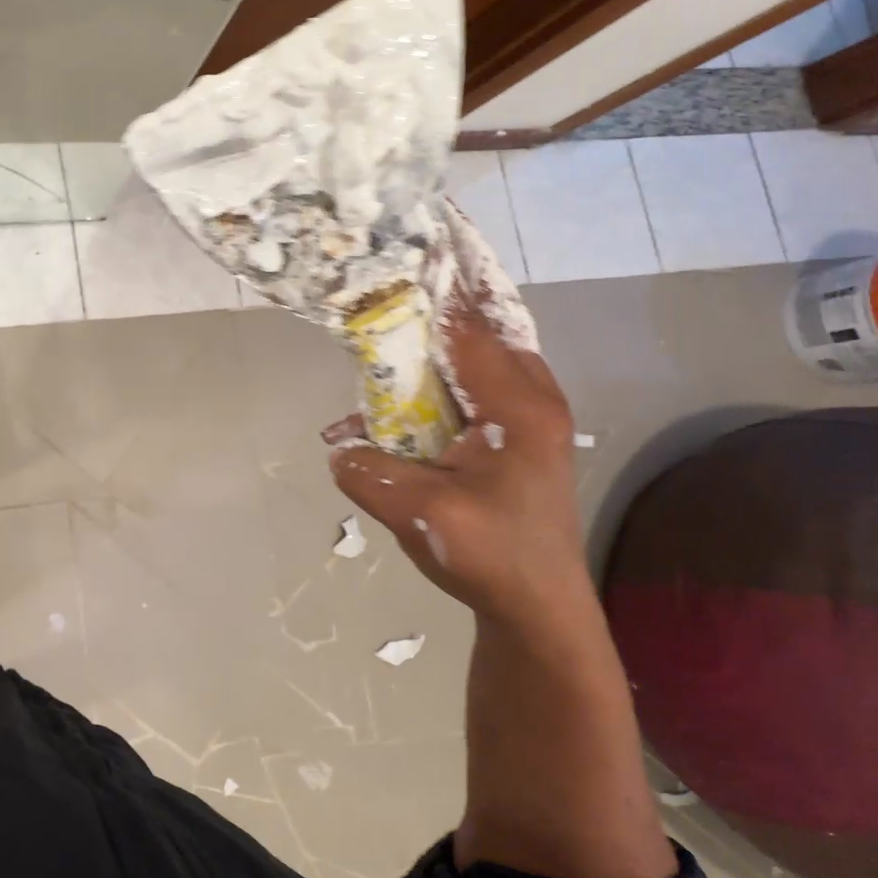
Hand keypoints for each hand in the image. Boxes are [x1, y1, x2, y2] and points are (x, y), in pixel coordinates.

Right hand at [327, 293, 588, 623]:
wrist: (538, 608)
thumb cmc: (492, 556)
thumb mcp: (421, 515)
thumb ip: (372, 473)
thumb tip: (340, 448)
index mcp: (519, 410)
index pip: (470, 332)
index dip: (431, 300)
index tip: (393, 269)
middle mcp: (531, 403)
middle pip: (478, 336)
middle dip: (428, 322)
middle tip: (377, 315)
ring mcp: (526, 421)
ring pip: (474, 363)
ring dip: (426, 361)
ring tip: (377, 368)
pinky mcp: (513, 441)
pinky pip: (471, 392)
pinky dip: (432, 390)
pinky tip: (390, 416)